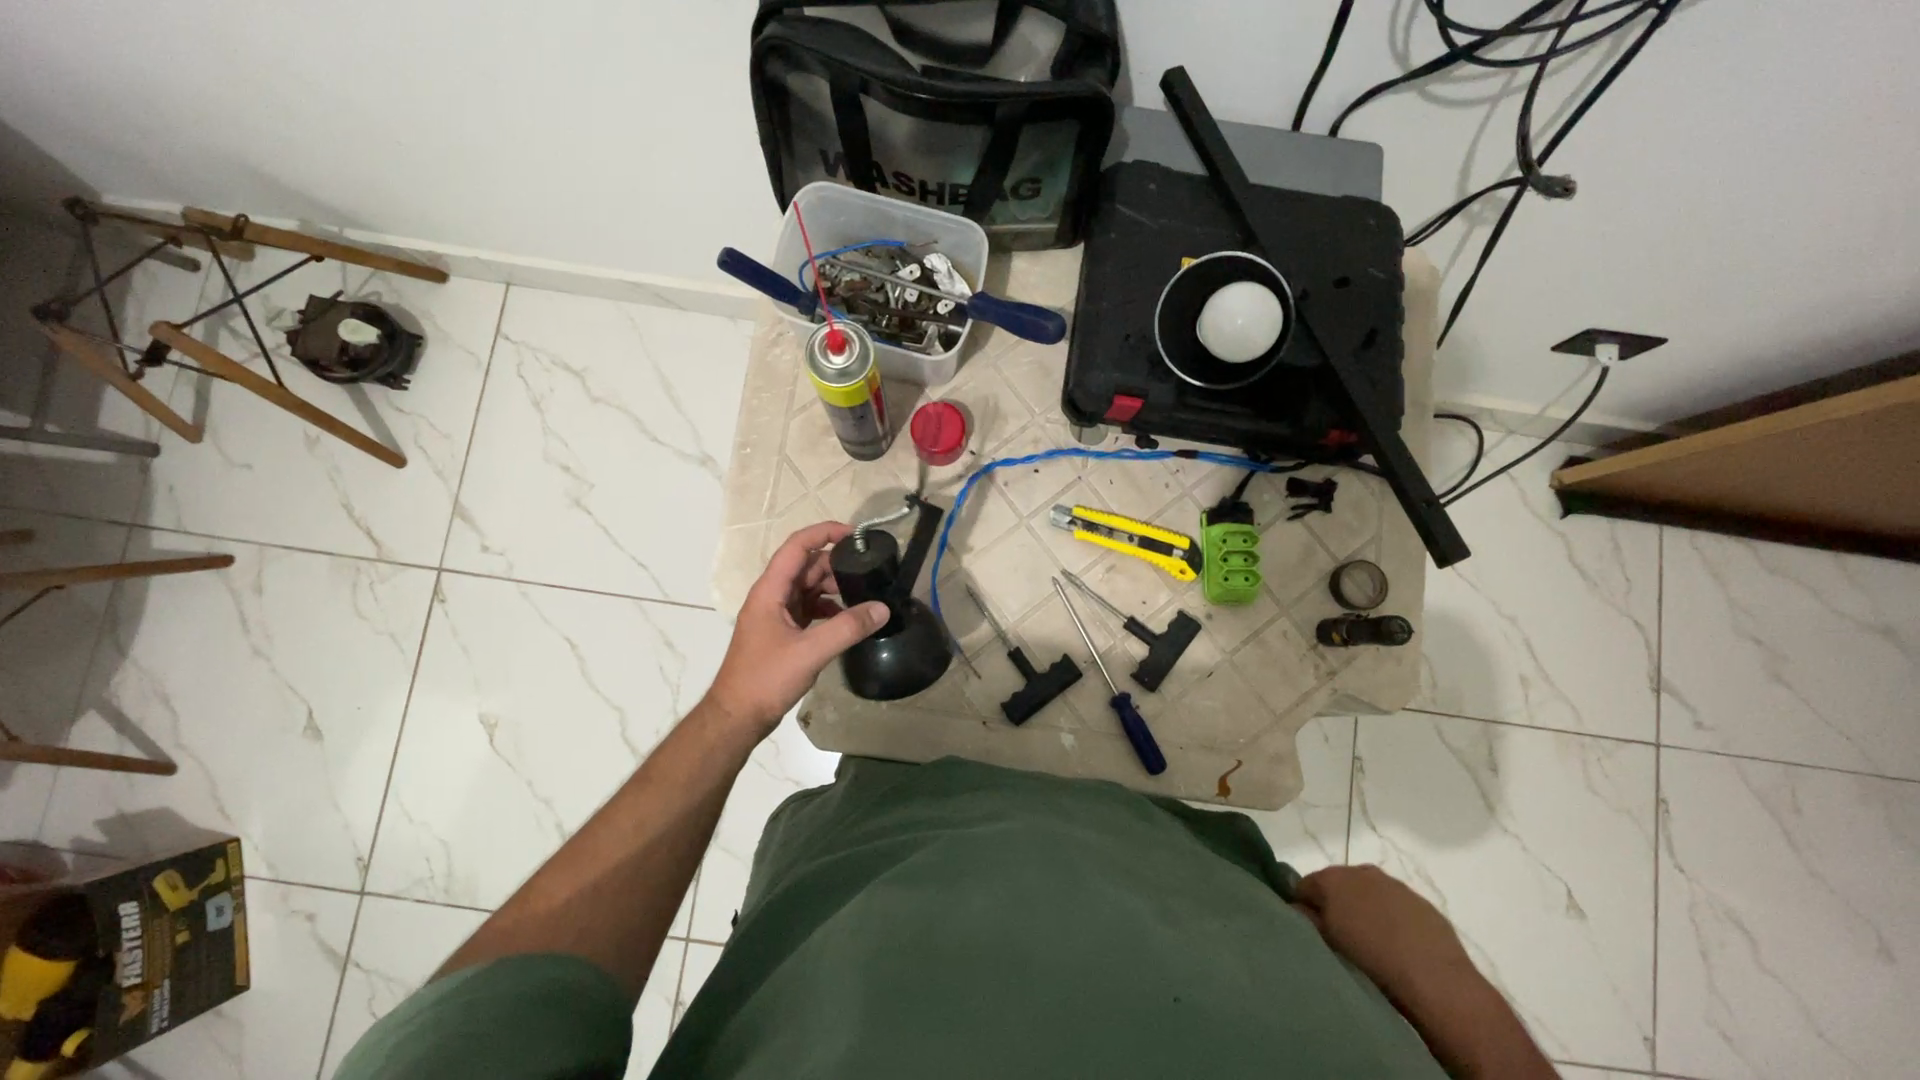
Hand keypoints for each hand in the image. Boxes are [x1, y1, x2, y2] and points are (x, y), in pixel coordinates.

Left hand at [704, 522, 888, 734]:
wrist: (737, 715)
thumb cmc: (766, 678)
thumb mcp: (810, 652)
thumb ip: (847, 628)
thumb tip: (882, 609)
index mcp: (770, 590)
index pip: (797, 546)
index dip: (825, 533)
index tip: (856, 536)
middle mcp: (772, 596)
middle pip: (806, 566)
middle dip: (837, 565)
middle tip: (870, 572)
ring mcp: (776, 614)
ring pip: (809, 588)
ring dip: (834, 587)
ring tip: (864, 596)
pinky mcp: (783, 632)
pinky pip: (809, 608)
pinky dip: (829, 608)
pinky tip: (848, 620)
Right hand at [1292, 864, 1481, 1005]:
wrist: (1434, 980)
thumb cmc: (1368, 960)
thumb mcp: (1325, 942)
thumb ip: (1305, 919)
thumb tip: (1296, 907)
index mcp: (1333, 878)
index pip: (1303, 886)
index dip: (1304, 908)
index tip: (1309, 932)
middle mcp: (1362, 871)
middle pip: (1337, 886)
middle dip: (1335, 906)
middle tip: (1338, 938)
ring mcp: (1395, 885)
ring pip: (1368, 894)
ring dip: (1364, 911)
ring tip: (1370, 944)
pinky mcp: (1422, 902)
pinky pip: (1395, 906)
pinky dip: (1391, 919)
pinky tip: (1397, 946)